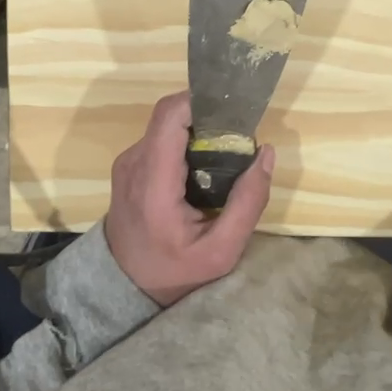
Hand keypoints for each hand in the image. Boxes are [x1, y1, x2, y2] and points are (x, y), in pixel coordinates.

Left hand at [103, 91, 273, 306]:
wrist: (124, 288)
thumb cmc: (175, 272)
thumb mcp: (222, 251)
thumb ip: (248, 202)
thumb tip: (266, 152)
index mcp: (153, 183)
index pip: (170, 116)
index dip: (201, 102)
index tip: (233, 112)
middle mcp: (133, 163)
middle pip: (171, 117)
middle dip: (207, 120)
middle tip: (237, 143)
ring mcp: (127, 163)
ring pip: (167, 127)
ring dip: (197, 134)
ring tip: (223, 161)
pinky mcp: (129, 166)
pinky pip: (160, 140)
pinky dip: (184, 146)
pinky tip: (201, 172)